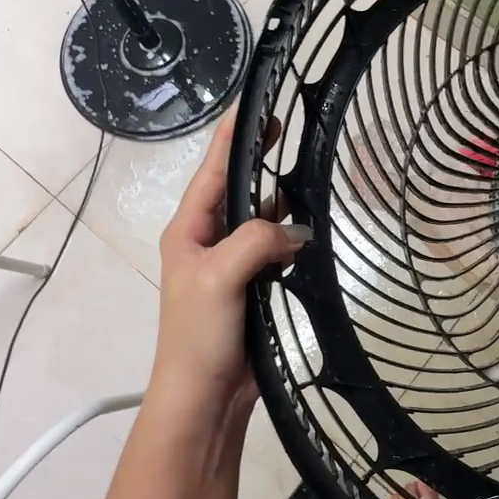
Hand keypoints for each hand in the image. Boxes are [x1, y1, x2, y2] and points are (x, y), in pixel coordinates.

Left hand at [154, 112, 308, 403]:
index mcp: (188, 228)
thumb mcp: (219, 276)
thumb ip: (256, 240)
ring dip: (279, 198)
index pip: (211, 169)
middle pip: (235, 187)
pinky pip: (274, 247)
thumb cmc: (199, 333)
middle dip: (258, 157)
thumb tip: (297, 234)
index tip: (256, 103)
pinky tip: (311, 227)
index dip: (232, 135)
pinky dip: (291, 234)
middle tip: (286, 125)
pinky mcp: (252, 284)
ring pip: (258, 217)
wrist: (205, 396)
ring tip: (306, 170)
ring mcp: (231, 262)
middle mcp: (208, 238)